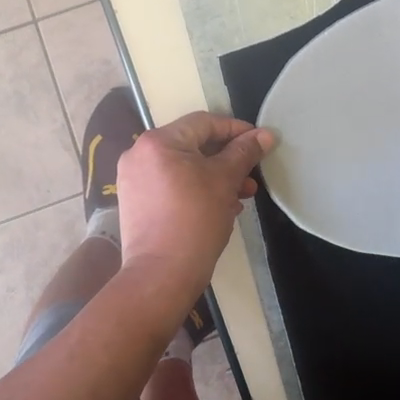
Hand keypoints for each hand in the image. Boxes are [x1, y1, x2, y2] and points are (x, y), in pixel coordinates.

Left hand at [116, 112, 273, 301]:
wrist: (160, 276)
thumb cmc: (195, 220)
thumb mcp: (225, 181)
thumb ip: (244, 152)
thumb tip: (265, 134)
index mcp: (158, 141)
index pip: (204, 123)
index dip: (236, 130)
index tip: (261, 143)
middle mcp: (140, 154)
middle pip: (193, 145)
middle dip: (227, 159)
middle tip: (252, 175)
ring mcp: (134, 180)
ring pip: (184, 167)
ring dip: (215, 177)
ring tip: (242, 196)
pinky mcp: (136, 203)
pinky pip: (172, 185)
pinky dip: (196, 190)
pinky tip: (220, 208)